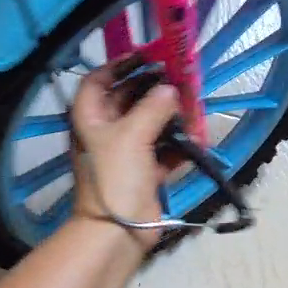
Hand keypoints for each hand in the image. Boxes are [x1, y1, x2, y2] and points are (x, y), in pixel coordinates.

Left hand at [69, 63, 181, 243]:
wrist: (116, 231)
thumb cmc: (115, 176)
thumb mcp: (132, 135)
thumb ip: (153, 107)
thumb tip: (170, 90)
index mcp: (89, 117)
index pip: (98, 80)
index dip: (119, 65)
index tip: (147, 56)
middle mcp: (104, 131)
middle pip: (128, 99)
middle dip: (154, 89)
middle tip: (181, 79)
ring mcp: (124, 152)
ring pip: (148, 124)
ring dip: (170, 116)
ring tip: (194, 107)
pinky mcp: (142, 172)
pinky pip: (162, 151)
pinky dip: (179, 145)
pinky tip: (198, 139)